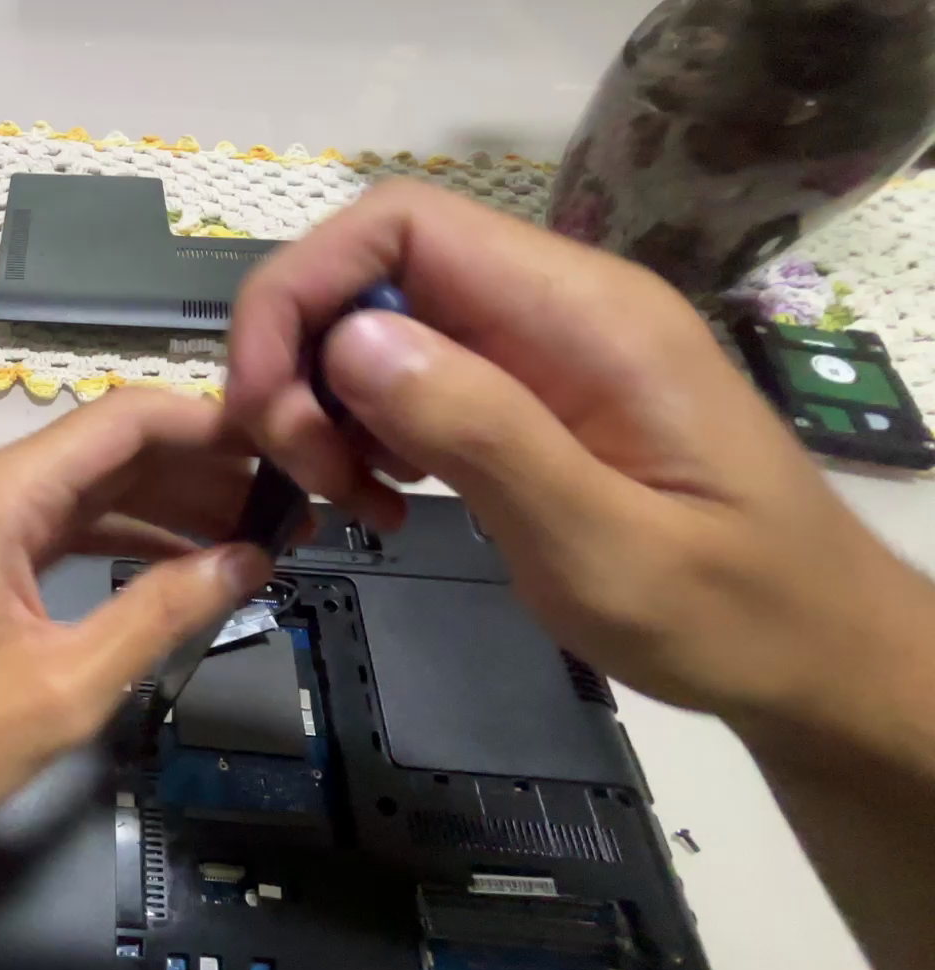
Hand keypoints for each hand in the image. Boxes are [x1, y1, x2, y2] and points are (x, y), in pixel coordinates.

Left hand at [0, 390, 271, 943]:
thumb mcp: (66, 684)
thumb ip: (160, 613)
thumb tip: (248, 562)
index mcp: (5, 495)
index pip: (125, 419)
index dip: (211, 425)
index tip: (285, 449)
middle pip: (116, 448)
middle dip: (205, 469)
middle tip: (290, 504)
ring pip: (98, 488)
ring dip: (174, 504)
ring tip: (258, 534)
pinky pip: (73, 527)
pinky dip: (130, 537)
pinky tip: (186, 561)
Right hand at [225, 179, 934, 729]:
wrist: (800, 650)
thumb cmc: (724, 611)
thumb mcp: (600, 541)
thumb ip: (482, 431)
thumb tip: (350, 341)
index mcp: (577, 313)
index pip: (397, 227)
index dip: (300, 291)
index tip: (261, 400)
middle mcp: (538, 308)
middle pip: (359, 280)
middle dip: (294, 371)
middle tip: (309, 472)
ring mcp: (515, 351)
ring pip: (356, 336)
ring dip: (316, 413)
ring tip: (351, 497)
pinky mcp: (496, 394)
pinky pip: (382, 386)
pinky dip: (348, 440)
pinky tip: (377, 498)